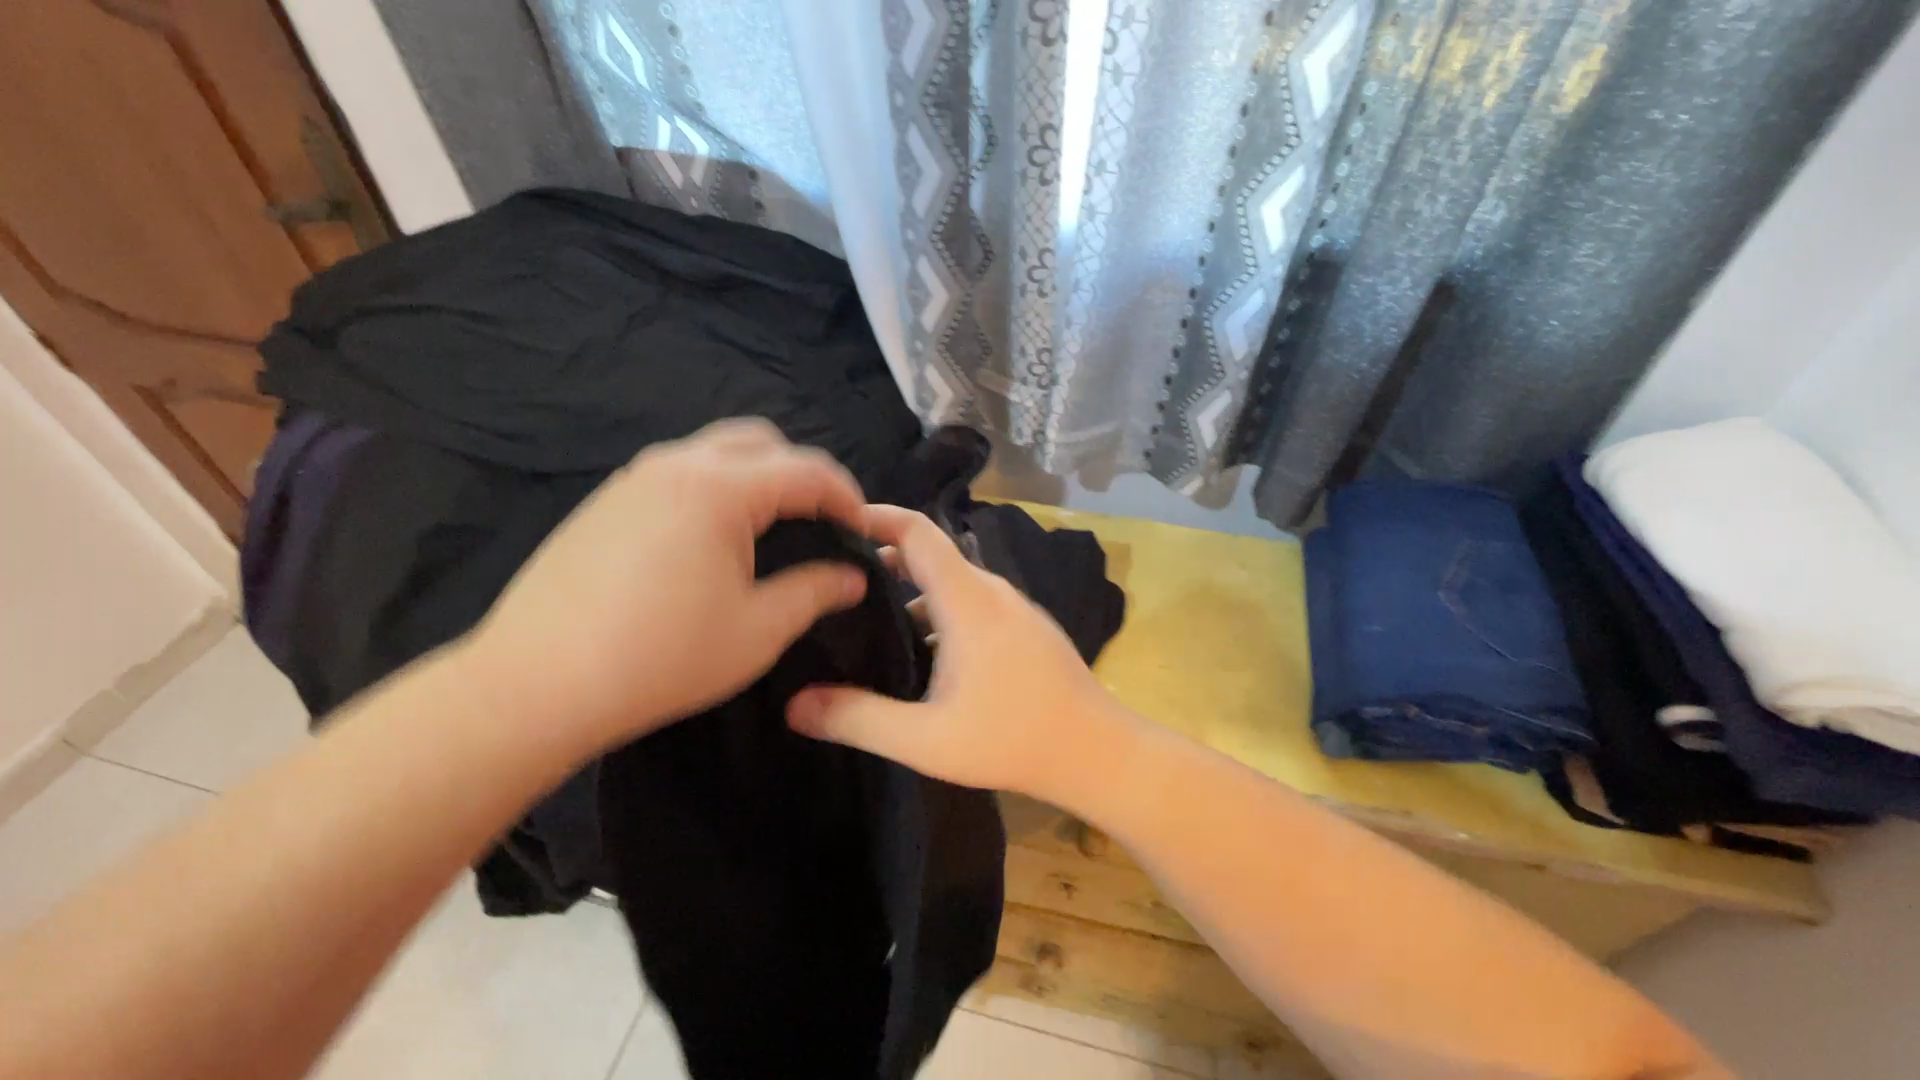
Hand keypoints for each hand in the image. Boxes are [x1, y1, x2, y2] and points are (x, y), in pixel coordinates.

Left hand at [462, 418, 869, 754]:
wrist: (538, 682)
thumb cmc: (662, 657)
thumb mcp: (757, 631)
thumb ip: (814, 592)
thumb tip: (853, 576)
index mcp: (720, 487)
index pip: (805, 470)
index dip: (846, 495)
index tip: (862, 531)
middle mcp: (676, 464)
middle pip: (759, 441)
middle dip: (799, 474)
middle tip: (817, 525)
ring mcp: (632, 480)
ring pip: (711, 453)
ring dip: (752, 479)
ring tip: (766, 533)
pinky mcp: (603, 503)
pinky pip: (674, 475)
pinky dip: (710, 491)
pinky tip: (706, 545)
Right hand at [786, 504, 1120, 794]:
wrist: (1096, 753)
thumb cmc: (1012, 739)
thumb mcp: (925, 738)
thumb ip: (858, 719)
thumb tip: (794, 706)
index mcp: (967, 600)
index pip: (917, 531)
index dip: (876, 516)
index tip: (836, 521)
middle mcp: (993, 592)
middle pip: (932, 555)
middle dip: (884, 559)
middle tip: (837, 581)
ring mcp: (1016, 610)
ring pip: (954, 583)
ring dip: (912, 591)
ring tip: (871, 619)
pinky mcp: (1027, 630)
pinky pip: (974, 603)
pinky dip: (939, 611)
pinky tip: (924, 654)